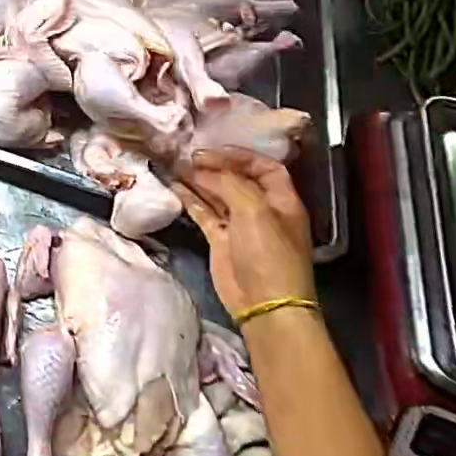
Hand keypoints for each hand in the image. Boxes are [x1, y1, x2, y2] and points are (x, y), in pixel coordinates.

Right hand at [176, 148, 314, 315]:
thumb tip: (202, 169)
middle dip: (214, 166)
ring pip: (217, 194)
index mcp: (281, 201)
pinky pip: (204, 212)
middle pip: (237, 179)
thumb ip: (229, 183)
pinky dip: (189, 199)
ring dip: (198, 180)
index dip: (240, 156)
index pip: (264, 167)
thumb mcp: (254, 210)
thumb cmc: (268, 253)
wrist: (263, 303)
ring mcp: (240, 225)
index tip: (212, 152)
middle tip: (187, 158)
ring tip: (175, 167)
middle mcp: (261, 209)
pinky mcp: (220, 239)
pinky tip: (174, 186)